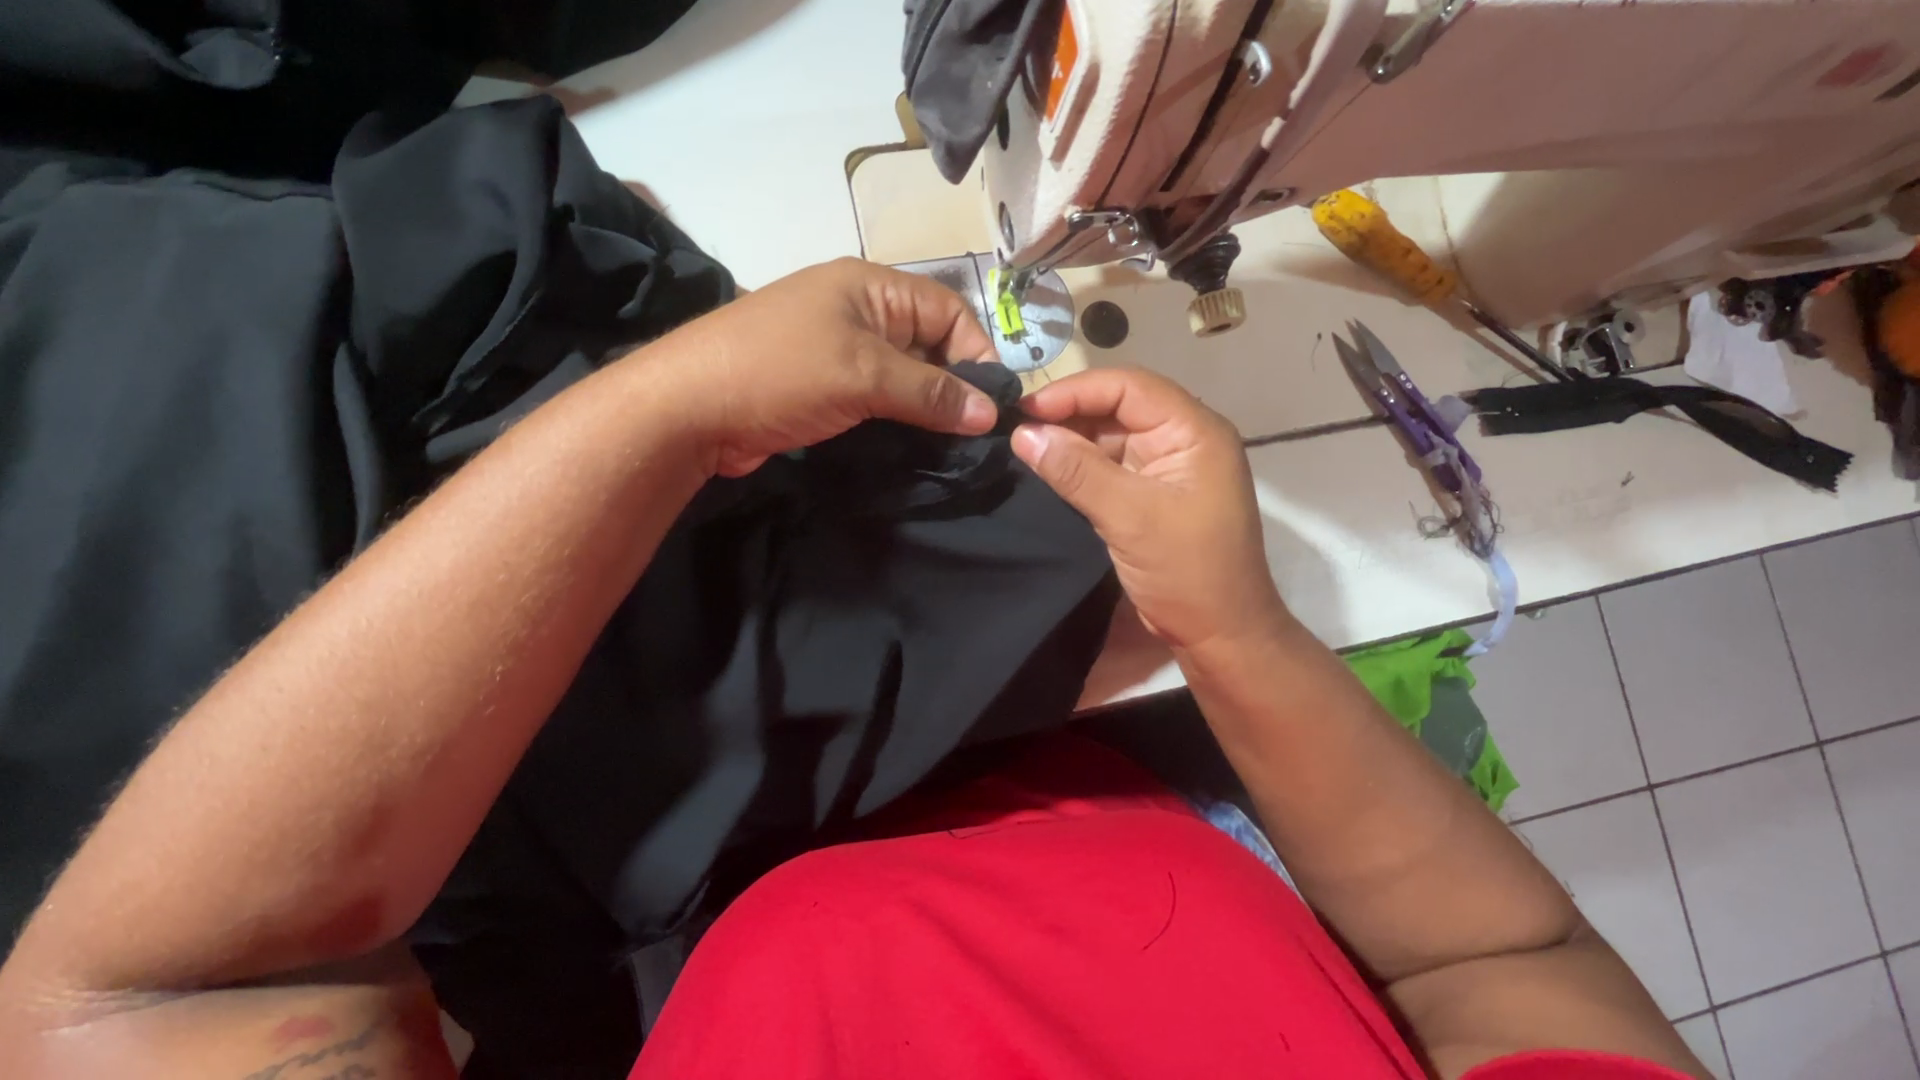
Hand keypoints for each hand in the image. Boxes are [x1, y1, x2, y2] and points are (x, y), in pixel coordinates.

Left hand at [641, 258, 1000, 476]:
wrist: (689, 409)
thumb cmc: (781, 373)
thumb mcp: (864, 376)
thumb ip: (931, 392)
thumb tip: (991, 411)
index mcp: (869, 286)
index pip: (948, 310)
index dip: (975, 353)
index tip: (988, 405)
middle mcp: (856, 310)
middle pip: (927, 342)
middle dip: (952, 384)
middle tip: (970, 432)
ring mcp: (835, 348)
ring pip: (901, 374)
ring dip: (923, 406)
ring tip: (946, 444)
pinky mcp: (819, 385)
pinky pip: (874, 396)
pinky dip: (894, 417)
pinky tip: (909, 445)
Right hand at [1012, 369, 1289, 653]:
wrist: (1220, 633)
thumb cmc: (1188, 571)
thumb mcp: (1130, 517)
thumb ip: (1077, 471)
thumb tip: (1022, 433)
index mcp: (1195, 431)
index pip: (1130, 387)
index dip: (1075, 391)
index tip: (1025, 410)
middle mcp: (1183, 439)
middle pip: (1119, 406)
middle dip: (1069, 413)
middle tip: (1016, 427)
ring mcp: (1168, 467)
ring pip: (1112, 436)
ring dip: (1071, 439)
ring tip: (1023, 446)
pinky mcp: (1152, 494)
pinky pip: (1111, 465)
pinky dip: (1079, 465)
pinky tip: (1047, 469)